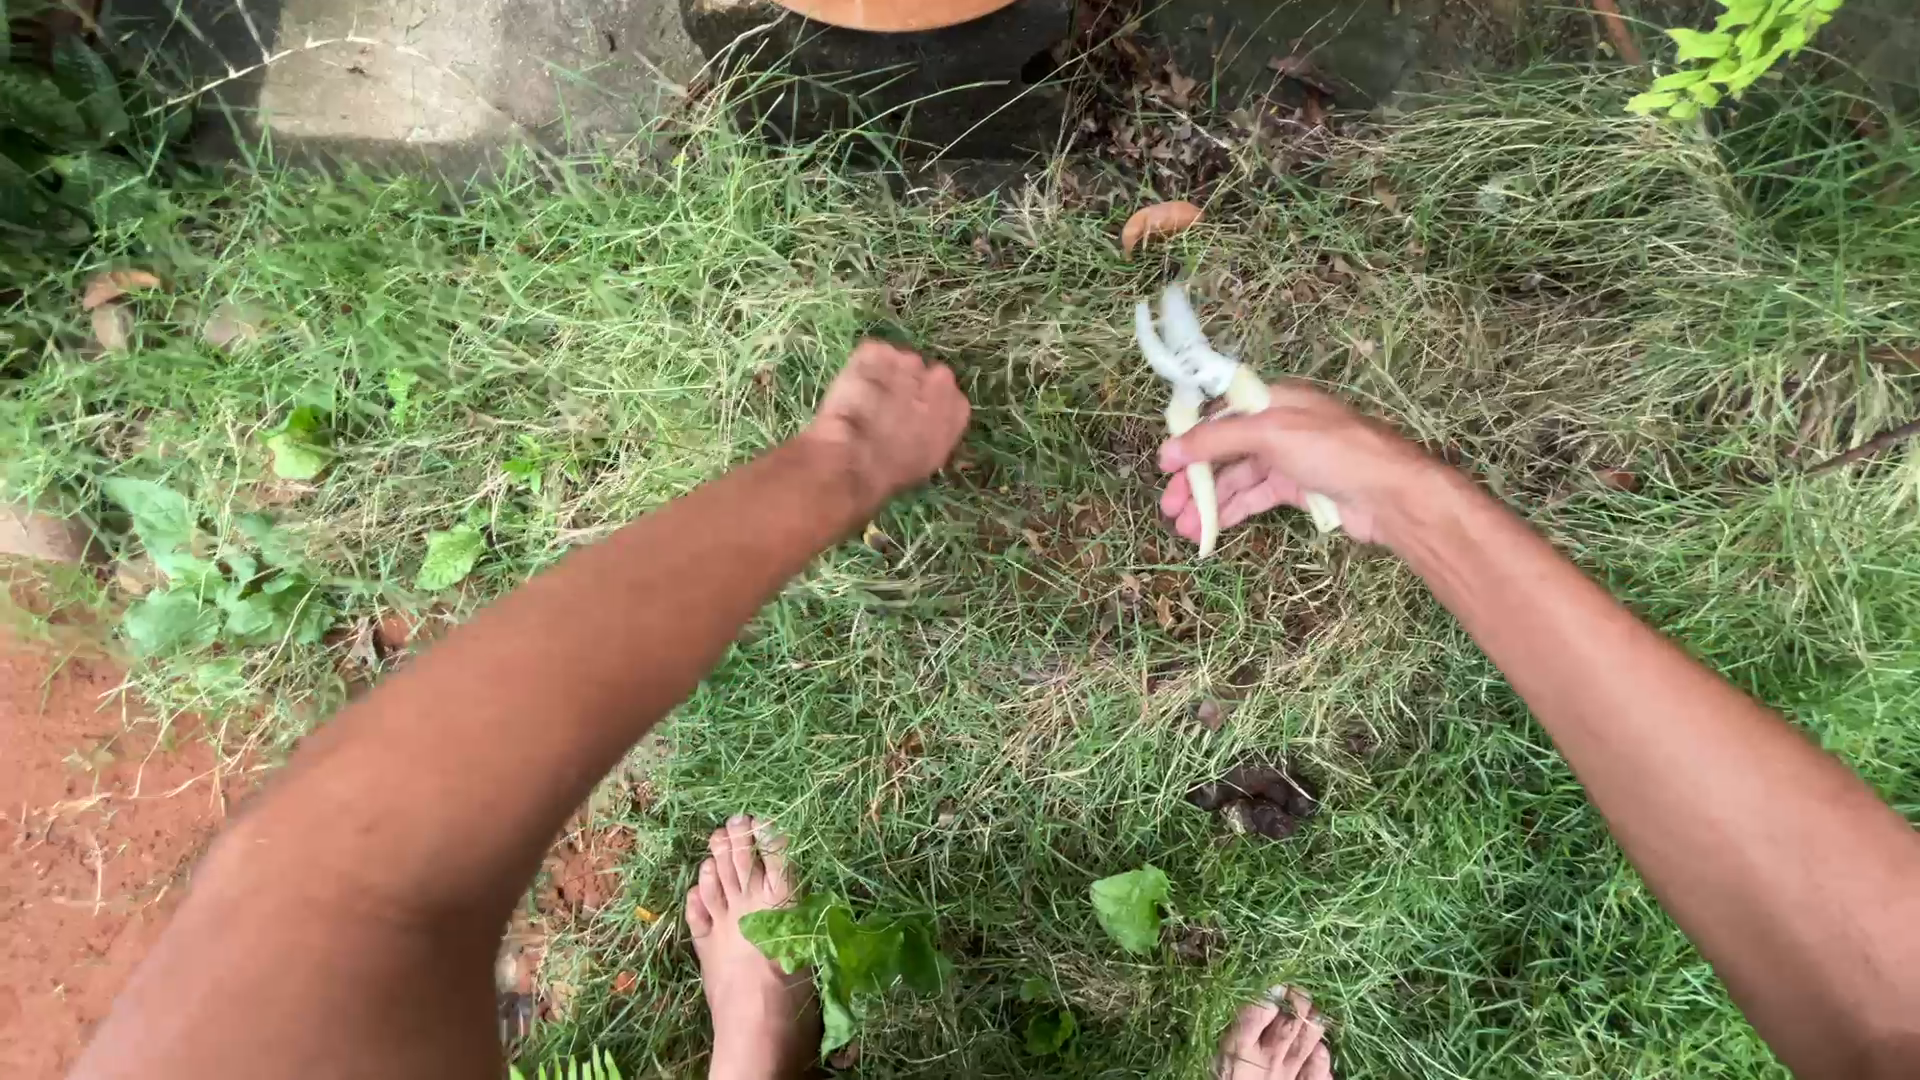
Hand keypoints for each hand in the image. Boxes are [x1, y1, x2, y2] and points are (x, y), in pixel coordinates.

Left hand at [802, 340, 970, 501]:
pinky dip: (861, 368)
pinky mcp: (876, 352)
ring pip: (896, 361)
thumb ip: (935, 432)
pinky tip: (853, 388)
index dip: (927, 402)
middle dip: (908, 383)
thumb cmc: (895, 471)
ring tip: (866, 398)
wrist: (858, 459)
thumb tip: (925, 426)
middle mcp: (940, 379)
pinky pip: (870, 355)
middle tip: (886, 405)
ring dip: (884, 374)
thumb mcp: (929, 460)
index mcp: (957, 408)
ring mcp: (908, 361)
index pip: (947, 394)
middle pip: (924, 372)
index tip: (911, 414)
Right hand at [1158, 381, 1443, 545]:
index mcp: (1272, 401)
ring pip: (1236, 480)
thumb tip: (1170, 450)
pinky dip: (1231, 512)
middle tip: (1170, 507)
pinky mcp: (1296, 489)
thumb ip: (1217, 440)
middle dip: (1194, 480)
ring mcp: (1286, 459)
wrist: (1391, 495)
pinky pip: (1254, 498)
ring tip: (1186, 528)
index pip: (1218, 415)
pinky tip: (1212, 530)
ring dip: (1209, 503)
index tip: (1165, 465)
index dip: (1189, 439)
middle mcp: (1277, 426)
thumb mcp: (1270, 435)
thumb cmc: (1333, 451)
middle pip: (1223, 451)